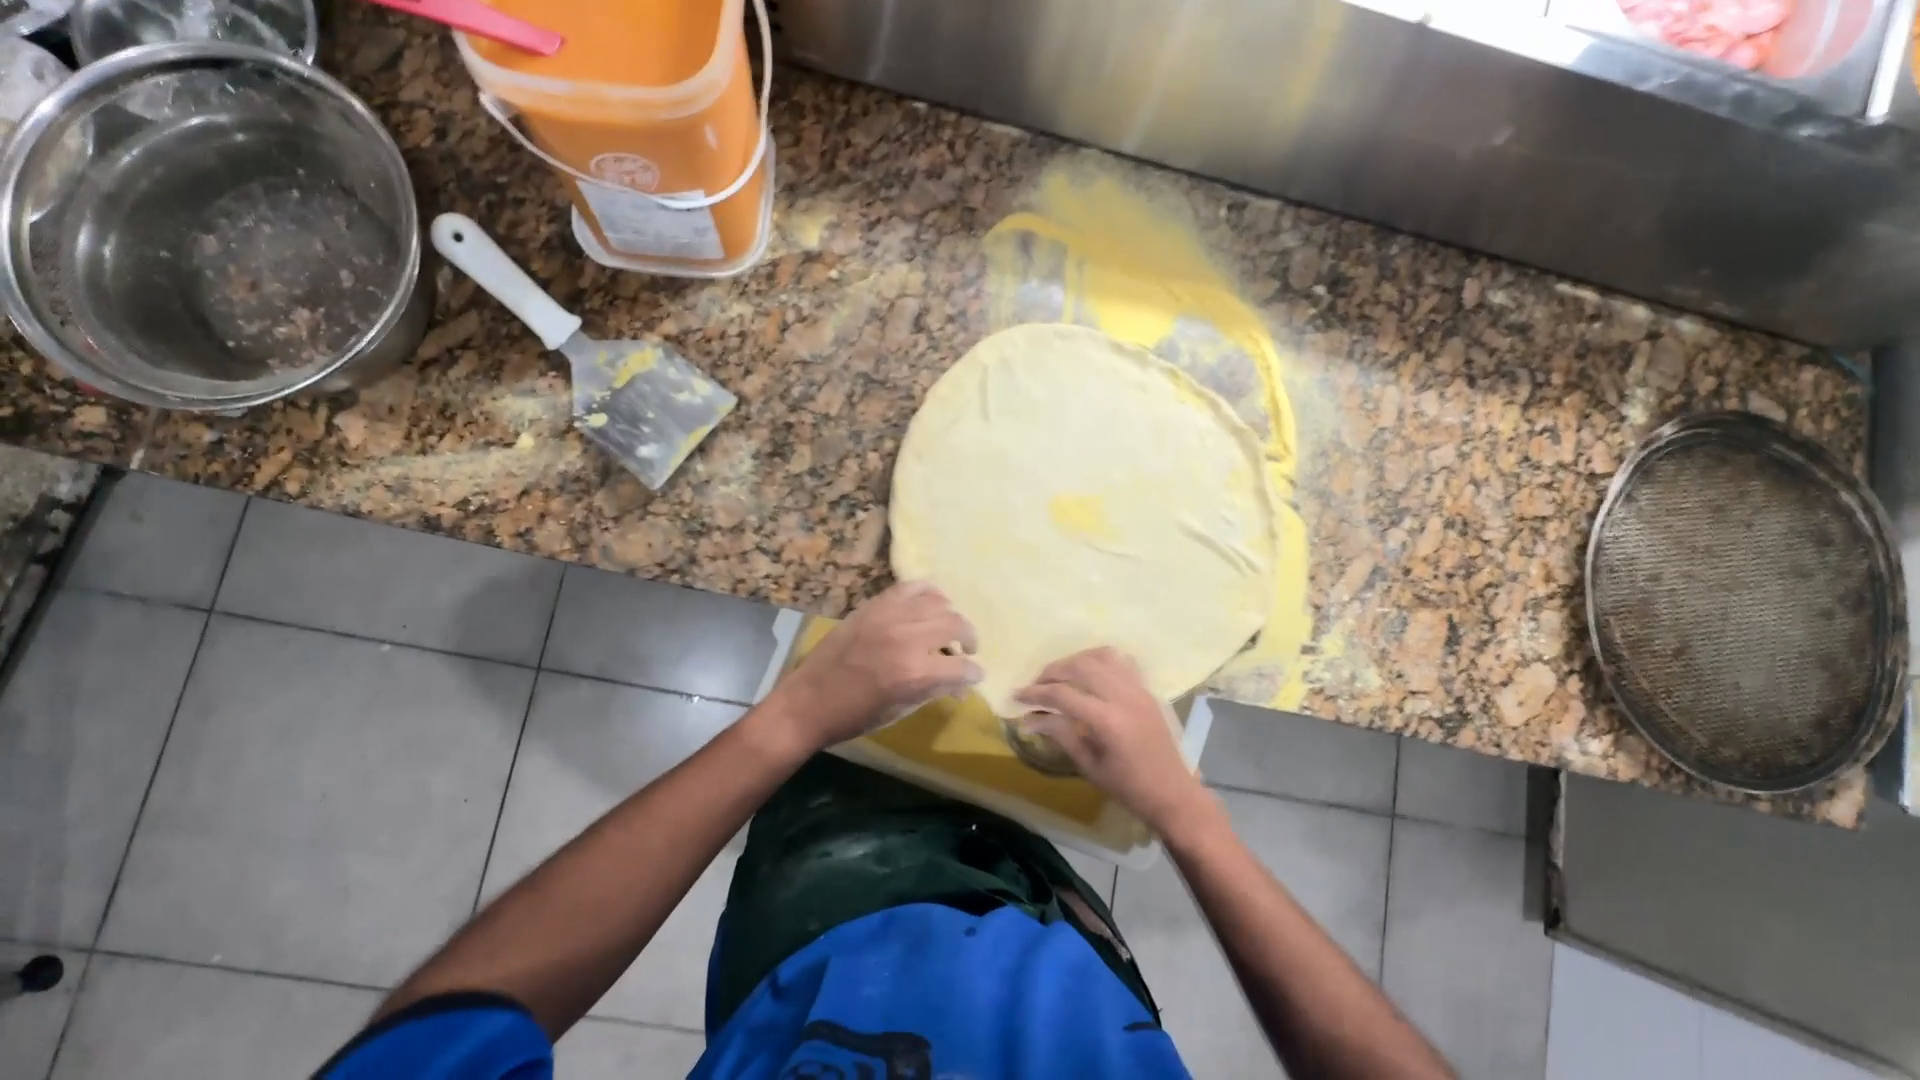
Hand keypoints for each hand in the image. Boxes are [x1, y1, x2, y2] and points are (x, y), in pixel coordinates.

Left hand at [765, 581, 981, 752]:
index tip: (974, 676)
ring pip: (938, 602)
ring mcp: (889, 616)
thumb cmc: (855, 717)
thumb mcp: (901, 710)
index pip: (963, 667)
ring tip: (946, 629)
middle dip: (969, 640)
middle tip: (965, 652)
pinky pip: (910, 587)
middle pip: (956, 625)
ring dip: (949, 616)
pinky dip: (926, 593)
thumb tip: (958, 684)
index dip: (973, 674)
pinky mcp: (873, 605)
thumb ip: (933, 690)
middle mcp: (907, 638)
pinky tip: (927, 606)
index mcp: (916, 673)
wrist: (807, 702)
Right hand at [1015, 648, 1207, 834]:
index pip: (1063, 695)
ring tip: (1060, 675)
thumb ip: (1061, 735)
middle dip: (1052, 672)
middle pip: (1080, 667)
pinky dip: (1099, 659)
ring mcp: (1138, 689)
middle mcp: (1123, 697)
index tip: (1017, 696)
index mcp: (1107, 721)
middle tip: (1036, 685)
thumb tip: (1029, 719)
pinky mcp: (1146, 689)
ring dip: (1075, 660)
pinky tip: (1088, 672)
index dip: (1035, 693)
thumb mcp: (1089, 765)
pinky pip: (1121, 661)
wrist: (1171, 792)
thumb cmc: (1127, 787)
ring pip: (1101, 656)